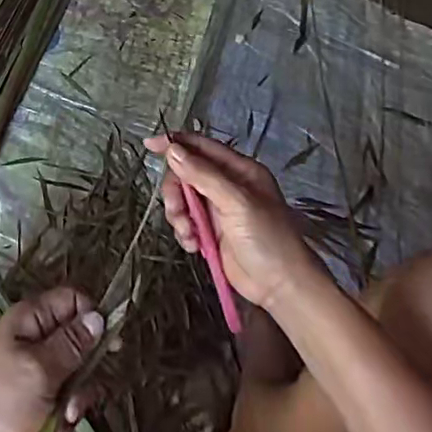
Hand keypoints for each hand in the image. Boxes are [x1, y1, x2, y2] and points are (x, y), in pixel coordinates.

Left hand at [0, 287, 104, 431]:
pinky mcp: (37, 399)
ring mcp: (35, 370)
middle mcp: (34, 338)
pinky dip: (64, 416)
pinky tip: (53, 431)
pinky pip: (65, 400)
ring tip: (63, 417)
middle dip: (86, 371)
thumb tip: (99, 316)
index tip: (112, 344)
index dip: (94, 317)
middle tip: (80, 392)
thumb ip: (72, 343)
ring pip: (77, 375)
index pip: (72, 300)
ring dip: (76, 399)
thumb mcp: (39, 368)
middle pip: (80, 341)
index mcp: (30, 318)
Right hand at [145, 131, 317, 311]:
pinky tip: (194, 245)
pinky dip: (184, 232)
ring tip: (189, 234)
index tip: (150, 145)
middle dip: (176, 191)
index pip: (201, 147)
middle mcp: (227, 185)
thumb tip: (172, 150)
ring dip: (179, 215)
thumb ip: (203, 175)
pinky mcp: (211, 231)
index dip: (175, 143)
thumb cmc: (267, 239)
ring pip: (182, 199)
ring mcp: (218, 209)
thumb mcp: (236, 202)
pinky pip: (186, 221)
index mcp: (239, 170)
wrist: (282, 288)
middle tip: (177, 210)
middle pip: (186, 174)